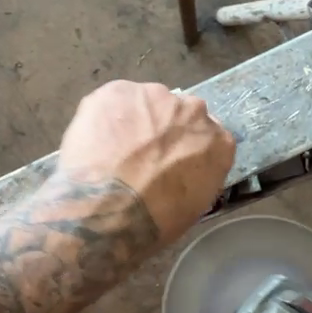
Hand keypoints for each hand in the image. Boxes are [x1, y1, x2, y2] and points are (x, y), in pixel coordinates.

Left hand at [58, 81, 235, 240]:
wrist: (108, 208)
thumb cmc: (154, 221)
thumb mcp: (192, 208)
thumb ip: (195, 178)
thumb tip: (179, 173)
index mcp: (218, 142)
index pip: (207, 138)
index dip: (184, 149)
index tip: (168, 162)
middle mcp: (193, 110)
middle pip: (176, 114)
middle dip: (160, 131)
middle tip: (138, 157)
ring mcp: (155, 96)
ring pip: (143, 104)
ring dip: (131, 122)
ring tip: (110, 151)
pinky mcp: (118, 91)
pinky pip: (111, 101)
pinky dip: (102, 118)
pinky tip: (93, 142)